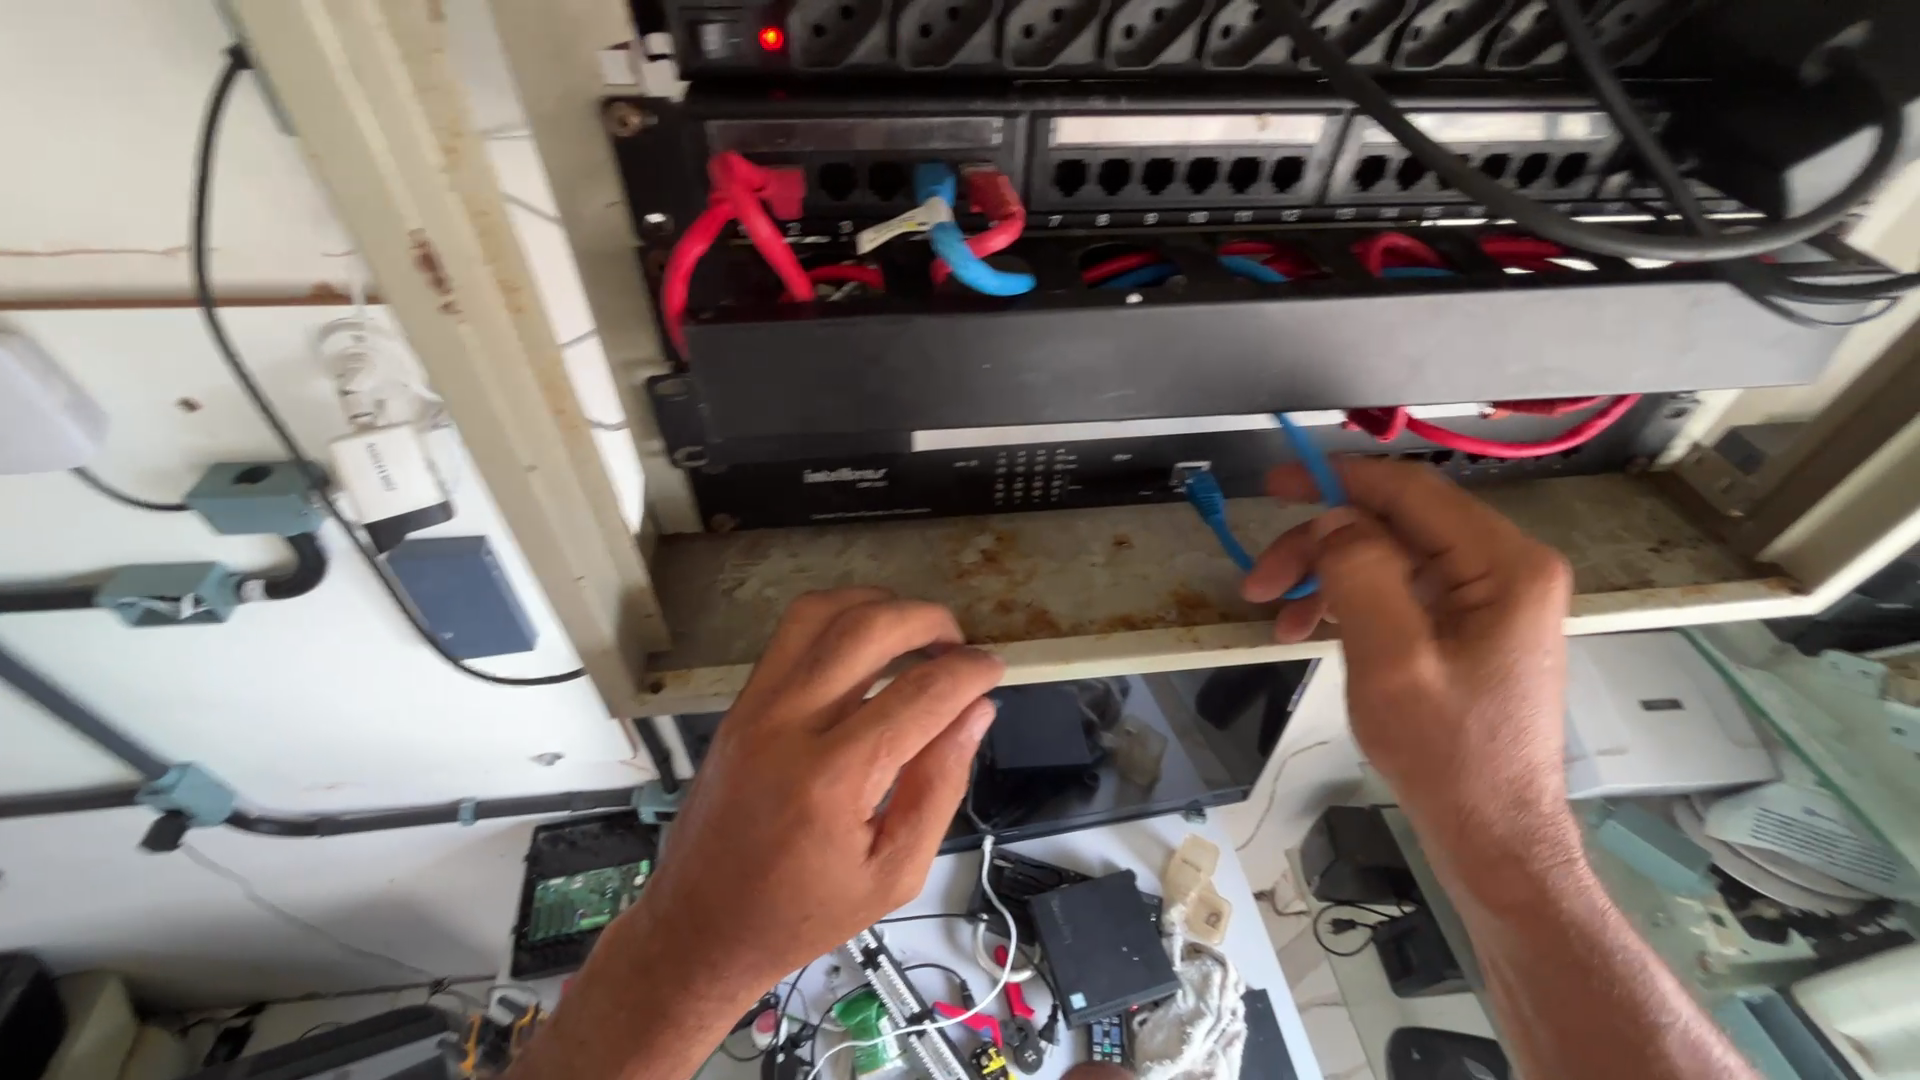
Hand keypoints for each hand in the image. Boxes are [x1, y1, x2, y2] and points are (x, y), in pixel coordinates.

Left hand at [633, 587, 1003, 991]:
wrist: (700, 927)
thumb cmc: (801, 913)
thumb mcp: (895, 872)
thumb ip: (942, 784)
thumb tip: (975, 712)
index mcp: (833, 779)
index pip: (921, 694)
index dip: (971, 672)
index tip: (993, 670)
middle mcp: (787, 726)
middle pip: (868, 629)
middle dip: (929, 621)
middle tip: (959, 645)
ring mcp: (755, 707)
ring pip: (821, 612)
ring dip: (879, 605)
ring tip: (914, 633)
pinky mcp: (740, 703)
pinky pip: (791, 633)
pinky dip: (839, 619)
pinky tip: (867, 644)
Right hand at [1240, 460, 1572, 846]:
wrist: (1491, 832)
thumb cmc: (1447, 752)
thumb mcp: (1392, 660)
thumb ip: (1361, 575)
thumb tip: (1332, 520)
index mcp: (1503, 565)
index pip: (1410, 493)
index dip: (1335, 480)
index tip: (1274, 483)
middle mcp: (1503, 569)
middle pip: (1391, 526)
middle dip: (1317, 547)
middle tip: (1257, 581)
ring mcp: (1486, 599)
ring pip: (1386, 558)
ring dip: (1323, 578)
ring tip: (1275, 617)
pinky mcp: (1466, 626)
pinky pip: (1395, 592)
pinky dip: (1345, 604)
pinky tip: (1307, 631)